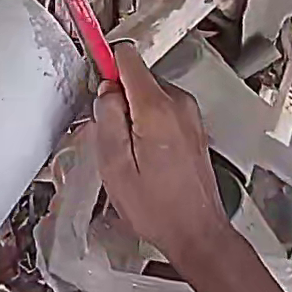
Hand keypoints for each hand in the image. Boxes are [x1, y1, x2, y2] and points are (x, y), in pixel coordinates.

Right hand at [84, 43, 234, 266]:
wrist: (197, 233)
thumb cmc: (157, 207)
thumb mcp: (114, 164)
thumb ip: (107, 118)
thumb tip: (106, 91)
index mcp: (156, 108)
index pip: (128, 58)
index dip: (106, 63)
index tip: (94, 71)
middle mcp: (178, 104)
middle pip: (137, 77)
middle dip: (118, 98)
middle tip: (111, 134)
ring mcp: (189, 114)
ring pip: (148, 94)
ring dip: (132, 113)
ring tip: (130, 151)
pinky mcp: (193, 126)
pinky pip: (161, 109)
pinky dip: (147, 122)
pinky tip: (145, 155)